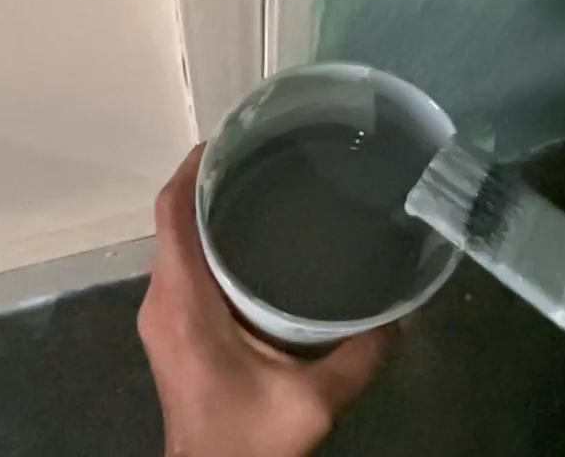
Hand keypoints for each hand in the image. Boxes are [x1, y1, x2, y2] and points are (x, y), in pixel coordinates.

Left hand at [138, 145, 393, 456]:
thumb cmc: (247, 439)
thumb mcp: (311, 402)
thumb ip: (359, 356)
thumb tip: (402, 314)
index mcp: (183, 301)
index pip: (172, 212)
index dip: (192, 167)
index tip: (228, 137)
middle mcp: (162, 298)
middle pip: (172, 218)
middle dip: (207, 178)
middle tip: (260, 152)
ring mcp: (161, 313)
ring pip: (175, 239)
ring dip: (205, 206)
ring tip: (258, 180)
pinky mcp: (171, 326)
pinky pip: (181, 260)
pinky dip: (206, 236)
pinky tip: (249, 235)